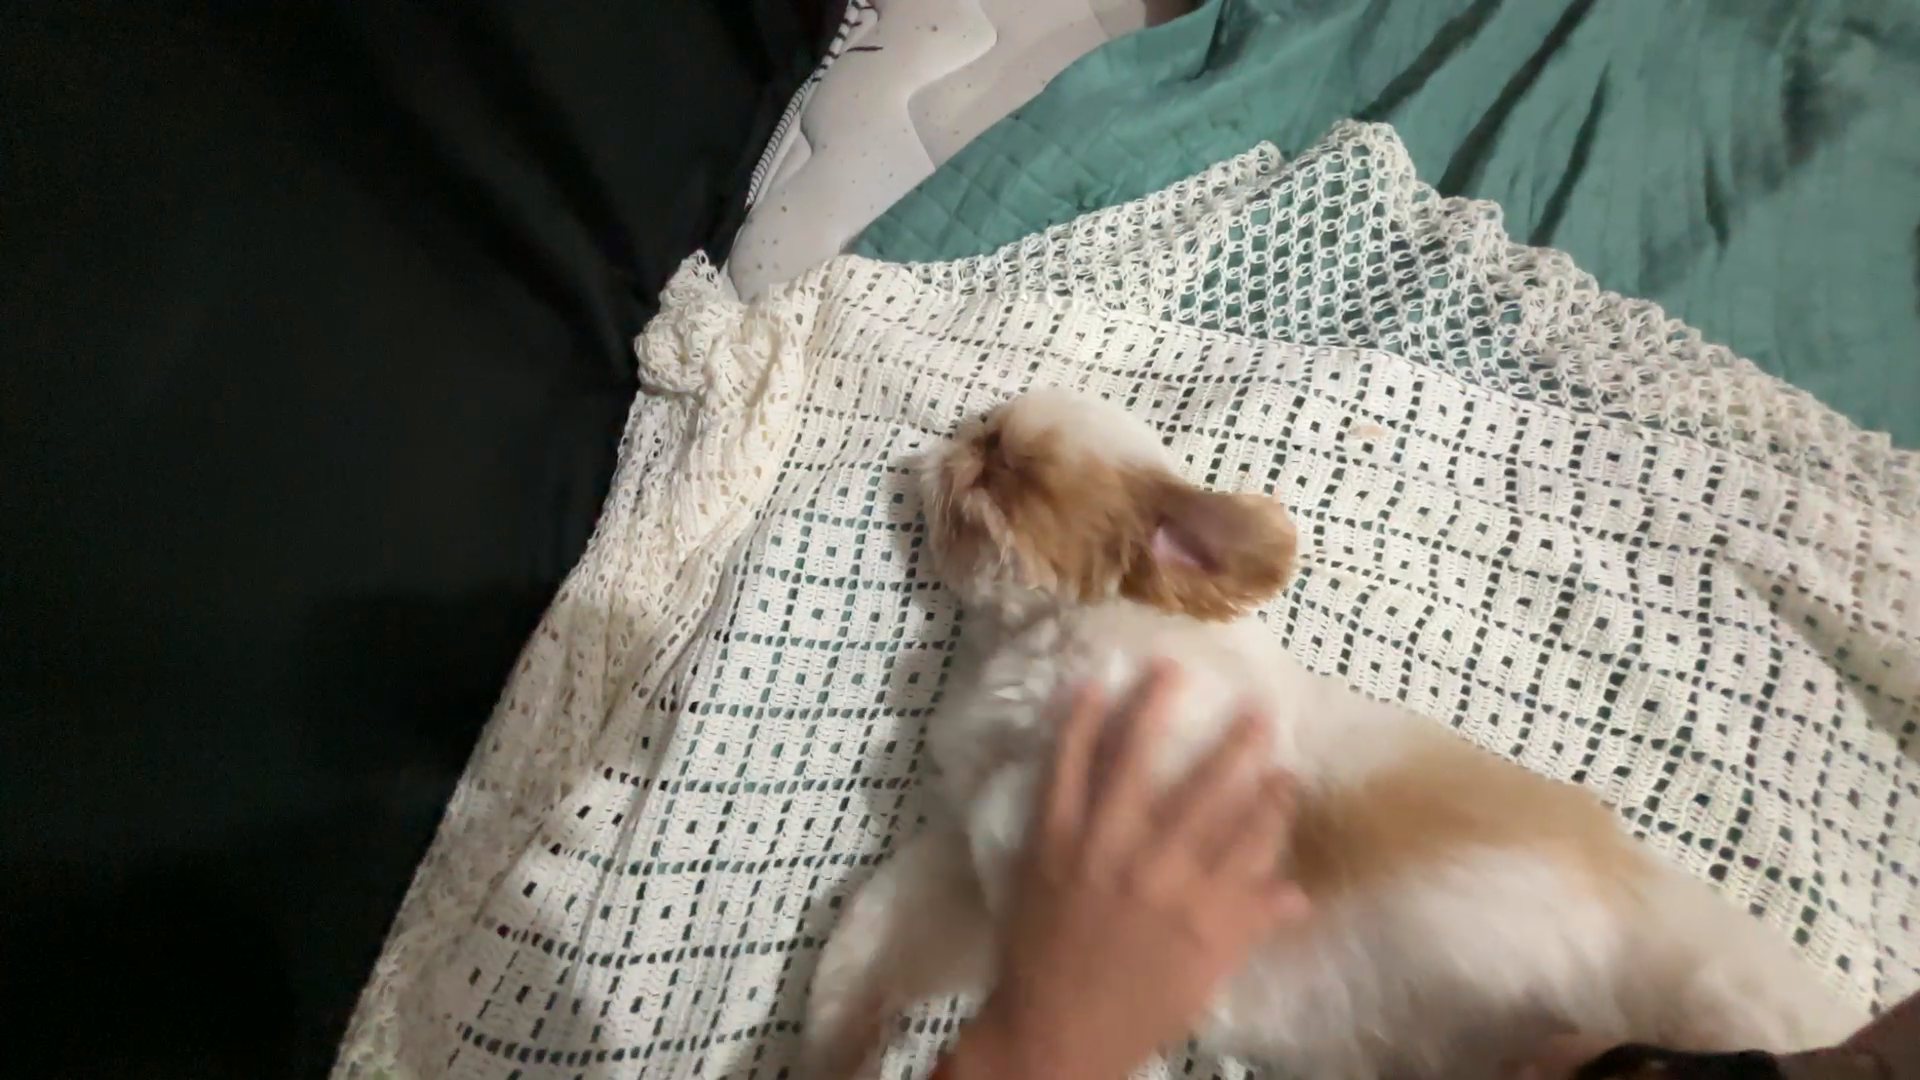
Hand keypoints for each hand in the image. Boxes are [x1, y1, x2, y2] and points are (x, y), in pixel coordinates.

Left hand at [945, 661, 1309, 1079]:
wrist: (1052, 1029)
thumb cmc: (1137, 1007)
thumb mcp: (1206, 977)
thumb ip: (1251, 924)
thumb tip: (1302, 890)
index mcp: (1204, 910)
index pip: (1252, 839)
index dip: (1274, 800)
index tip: (1288, 768)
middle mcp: (1157, 869)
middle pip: (1205, 793)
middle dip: (1236, 746)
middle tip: (1257, 705)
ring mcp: (1099, 845)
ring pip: (1134, 764)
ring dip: (1153, 710)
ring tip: (1170, 667)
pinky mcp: (1052, 835)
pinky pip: (1066, 770)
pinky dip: (1078, 726)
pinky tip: (1090, 688)